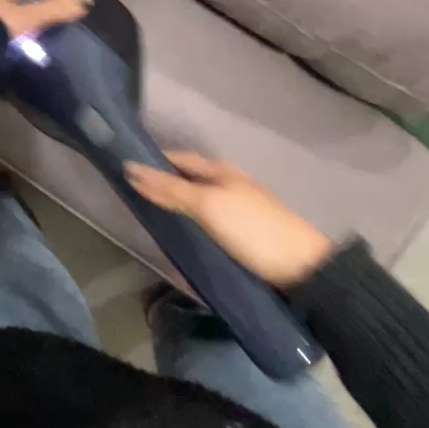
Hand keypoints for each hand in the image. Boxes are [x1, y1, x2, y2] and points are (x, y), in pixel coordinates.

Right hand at [126, 151, 334, 288]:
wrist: (305, 269)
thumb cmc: (253, 229)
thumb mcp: (208, 205)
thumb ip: (170, 188)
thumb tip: (131, 168)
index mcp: (220, 170)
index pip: (176, 158)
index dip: (152, 161)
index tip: (123, 170)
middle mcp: (228, 183)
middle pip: (186, 178)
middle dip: (161, 183)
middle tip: (130, 196)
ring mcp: (237, 208)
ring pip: (196, 200)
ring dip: (174, 205)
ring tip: (148, 216)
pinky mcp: (243, 233)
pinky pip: (207, 221)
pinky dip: (189, 223)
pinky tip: (180, 235)